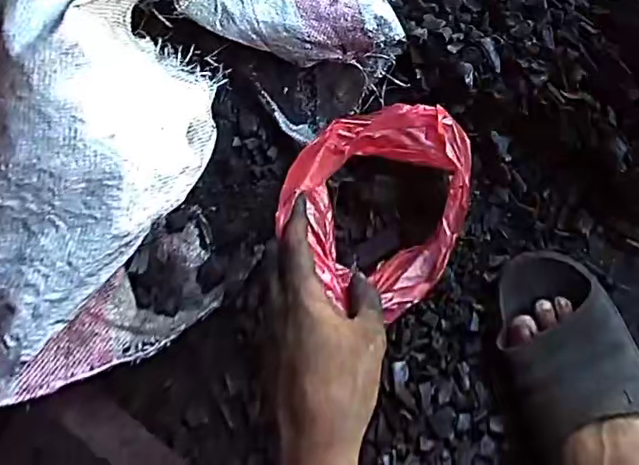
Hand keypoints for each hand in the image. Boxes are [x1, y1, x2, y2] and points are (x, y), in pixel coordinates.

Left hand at [272, 197, 384, 464]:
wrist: (314, 447)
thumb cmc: (345, 389)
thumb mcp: (370, 337)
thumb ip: (365, 298)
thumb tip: (356, 278)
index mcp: (302, 300)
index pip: (293, 247)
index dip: (296, 219)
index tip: (300, 199)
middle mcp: (278, 312)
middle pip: (275, 263)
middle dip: (287, 238)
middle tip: (302, 222)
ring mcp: (269, 335)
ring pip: (272, 286)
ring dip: (286, 265)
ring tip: (305, 255)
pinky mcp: (268, 356)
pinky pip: (274, 308)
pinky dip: (287, 291)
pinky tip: (305, 300)